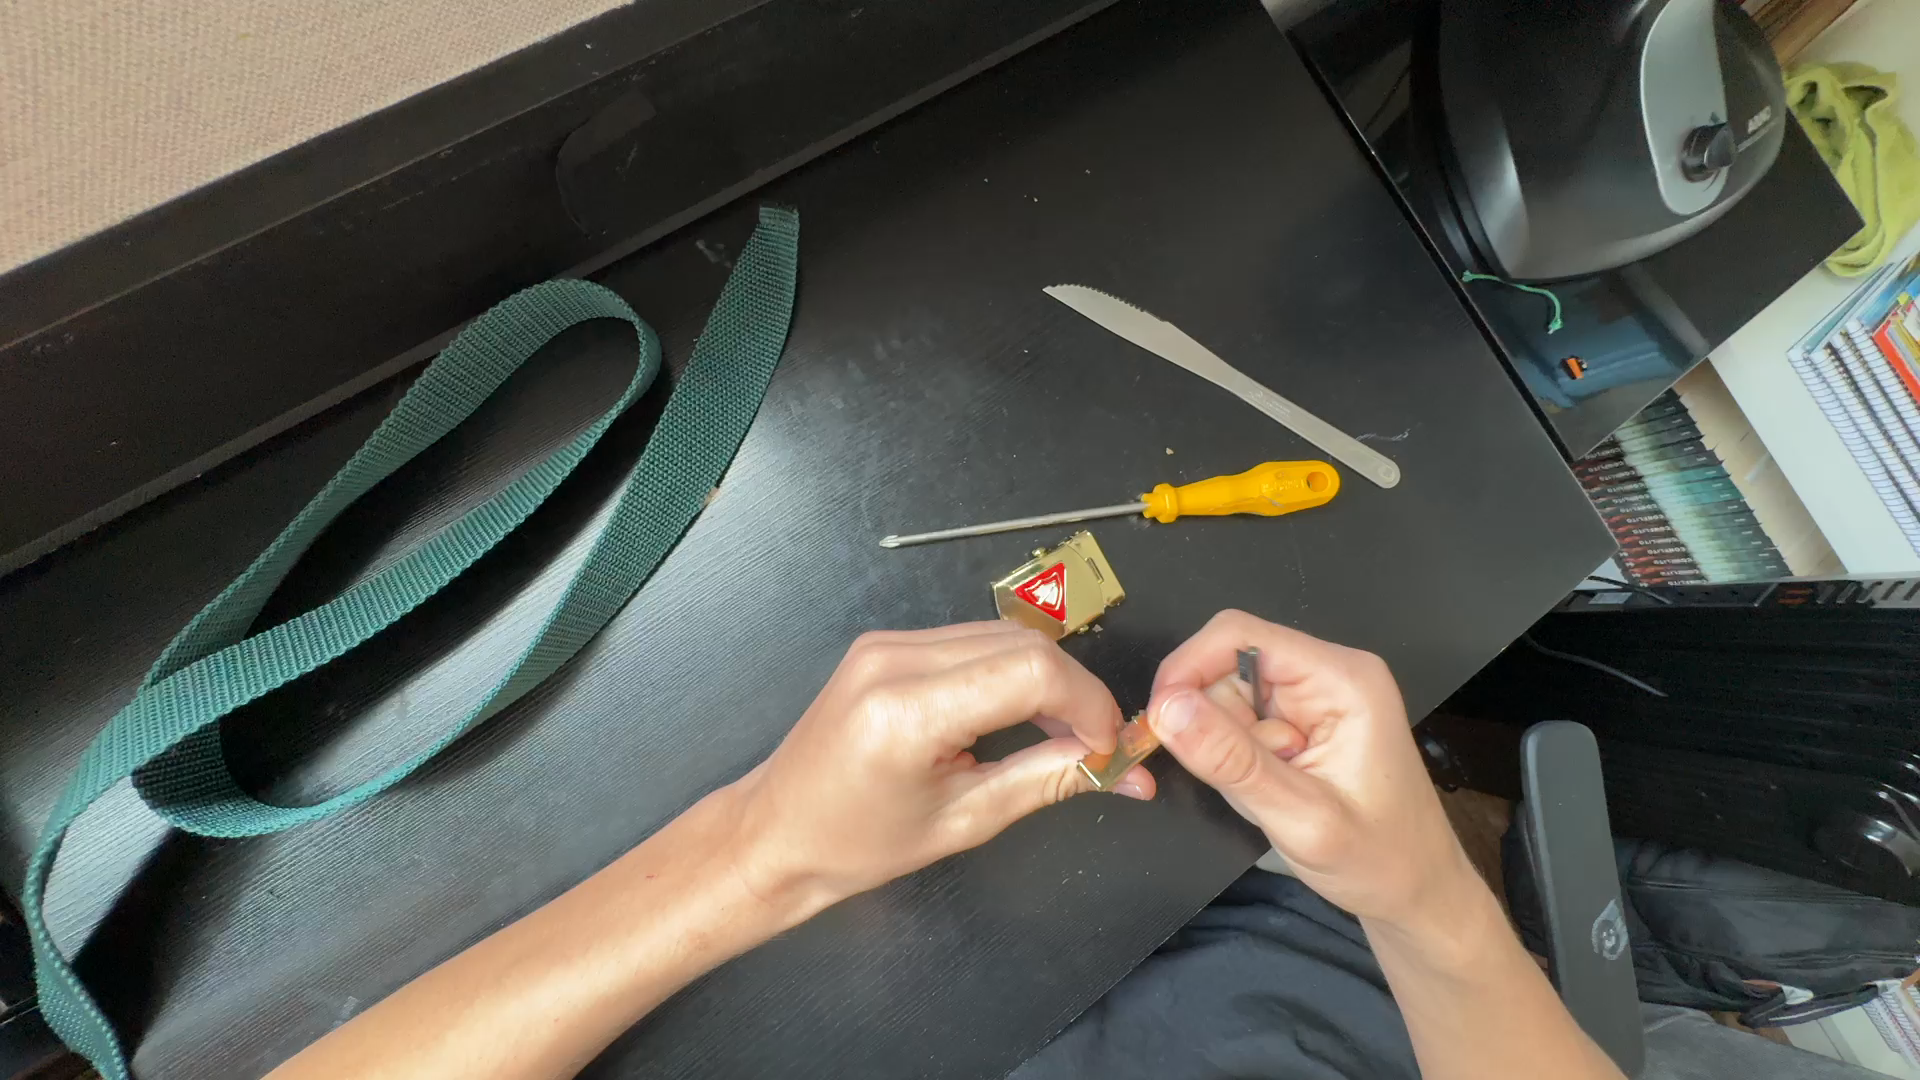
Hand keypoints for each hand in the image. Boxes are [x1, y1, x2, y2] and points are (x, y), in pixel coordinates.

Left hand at [730, 622, 1155, 912]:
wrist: (776, 829)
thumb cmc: (859, 846)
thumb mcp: (964, 821)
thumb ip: (1048, 780)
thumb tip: (1126, 772)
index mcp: (907, 711)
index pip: (1030, 670)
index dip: (1087, 702)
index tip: (1105, 747)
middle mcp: (896, 657)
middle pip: (1023, 644)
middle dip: (1073, 691)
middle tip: (1089, 745)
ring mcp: (888, 641)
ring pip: (1001, 635)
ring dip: (1044, 678)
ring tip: (1056, 732)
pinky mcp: (887, 641)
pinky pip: (970, 640)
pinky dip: (1009, 670)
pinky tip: (1014, 710)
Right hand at [1144, 610, 1475, 926]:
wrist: (1418, 897)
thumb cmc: (1382, 863)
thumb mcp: (1302, 818)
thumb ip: (1231, 761)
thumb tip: (1165, 709)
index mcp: (1340, 678)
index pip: (1237, 635)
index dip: (1187, 668)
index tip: (1159, 721)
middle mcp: (1323, 672)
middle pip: (1224, 667)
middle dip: (1212, 724)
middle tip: (1238, 782)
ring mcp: (1308, 694)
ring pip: (1222, 696)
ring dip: (1224, 747)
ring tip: (1265, 794)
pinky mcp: (1294, 717)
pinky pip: (1234, 720)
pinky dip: (1231, 757)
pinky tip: (1265, 789)